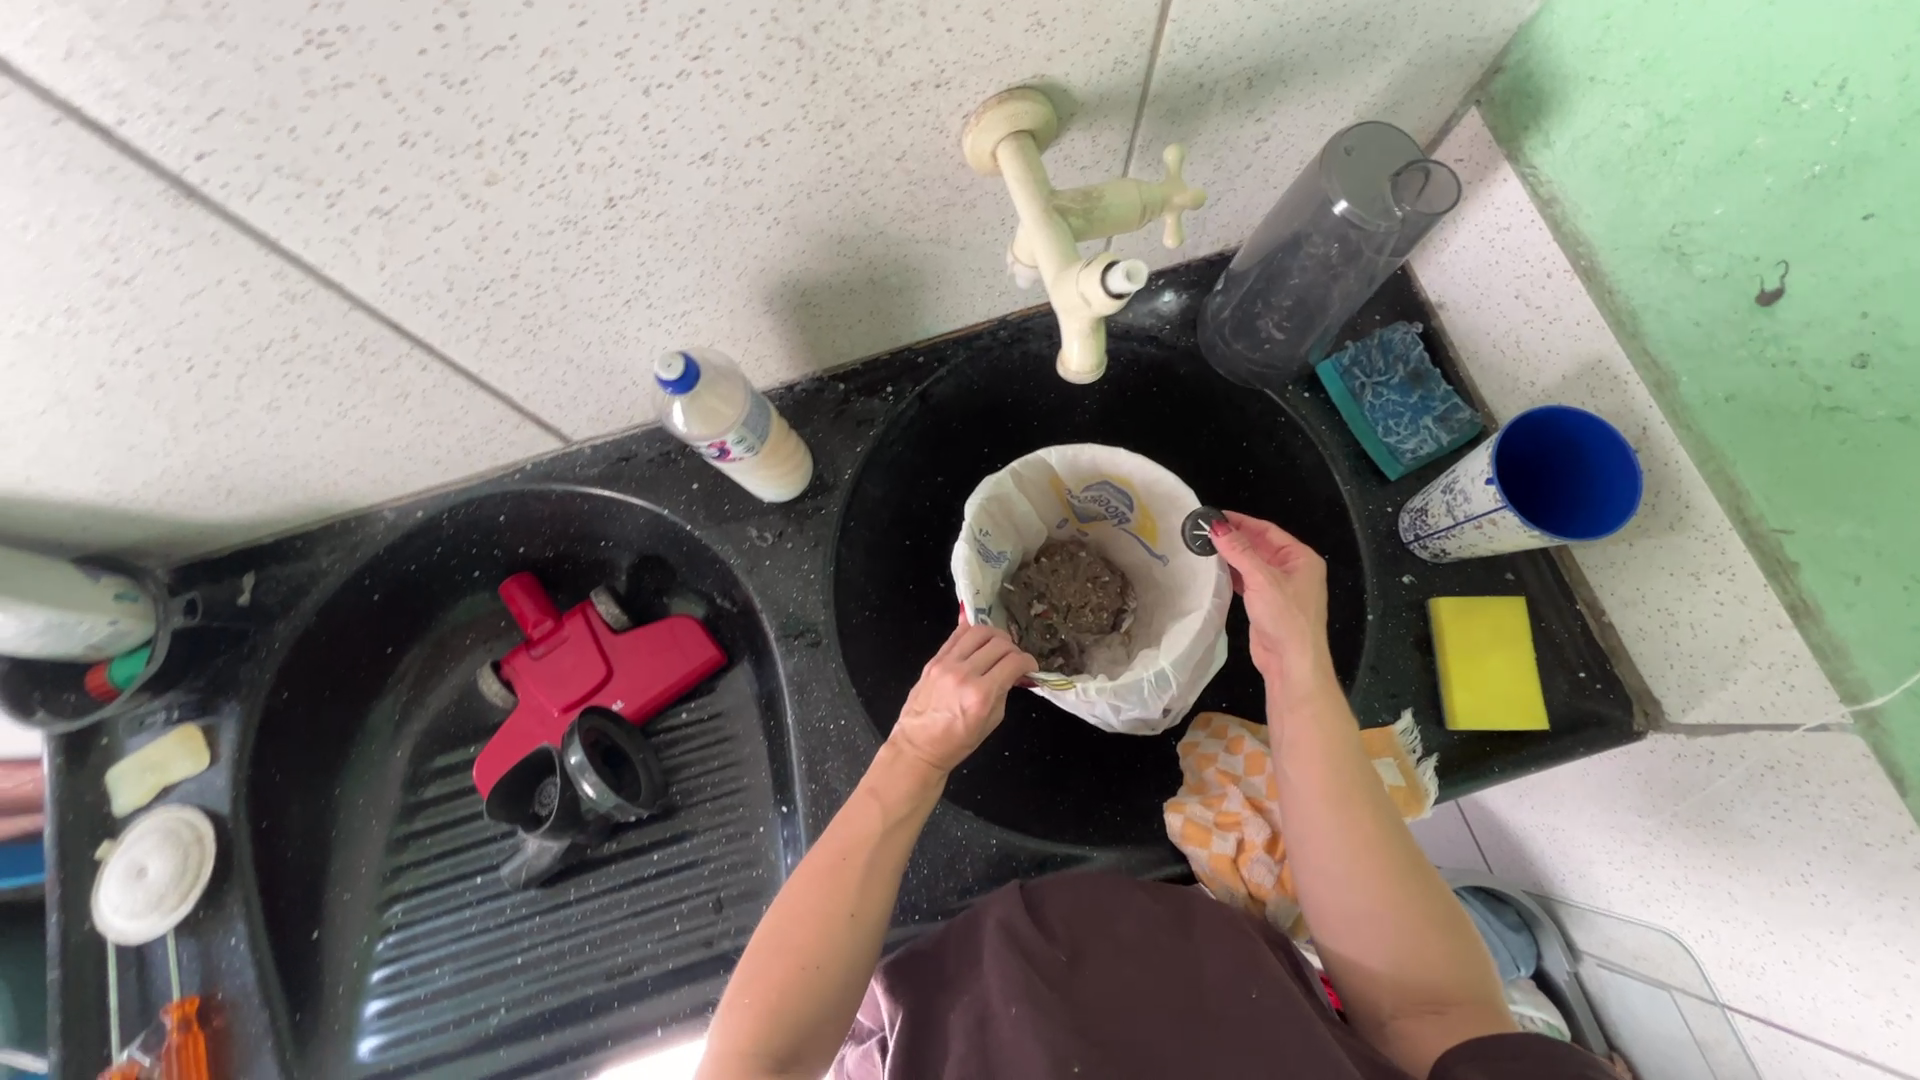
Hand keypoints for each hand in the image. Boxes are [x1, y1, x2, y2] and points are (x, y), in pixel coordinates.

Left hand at [888, 618, 1037, 775]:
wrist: (918, 746)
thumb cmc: (957, 742)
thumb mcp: (992, 721)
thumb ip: (1004, 692)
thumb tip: (1014, 672)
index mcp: (981, 695)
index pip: (1014, 662)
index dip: (1029, 662)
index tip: (1030, 667)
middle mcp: (964, 675)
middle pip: (999, 643)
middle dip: (1014, 649)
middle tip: (1015, 659)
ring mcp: (946, 664)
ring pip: (978, 631)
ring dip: (995, 635)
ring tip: (999, 646)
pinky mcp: (934, 660)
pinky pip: (956, 635)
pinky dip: (972, 632)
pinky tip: (980, 640)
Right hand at [1210, 511, 1337, 699]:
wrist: (1291, 661)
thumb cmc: (1284, 616)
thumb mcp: (1261, 579)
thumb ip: (1238, 551)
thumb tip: (1216, 527)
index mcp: (1301, 558)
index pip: (1268, 530)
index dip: (1241, 522)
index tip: (1214, 516)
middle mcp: (1293, 569)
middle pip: (1260, 546)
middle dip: (1234, 538)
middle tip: (1204, 531)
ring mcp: (1280, 587)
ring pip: (1252, 564)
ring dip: (1231, 556)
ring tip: (1204, 547)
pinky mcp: (1266, 603)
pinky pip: (1247, 581)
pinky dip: (1232, 574)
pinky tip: (1214, 570)